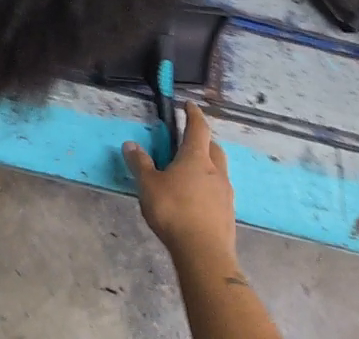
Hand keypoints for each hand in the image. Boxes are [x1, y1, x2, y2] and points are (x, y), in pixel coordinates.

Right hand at [122, 102, 235, 260]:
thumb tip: (131, 145)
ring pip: (219, 170)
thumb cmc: (174, 210)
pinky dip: (208, 186)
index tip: (189, 105)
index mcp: (196, 158)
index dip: (194, 114)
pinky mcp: (227, 214)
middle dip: (204, 140)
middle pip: (214, 148)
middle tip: (188, 140)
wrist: (204, 253)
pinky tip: (195, 197)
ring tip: (189, 172)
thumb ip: (140, 163)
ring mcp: (225, 194)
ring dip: (207, 164)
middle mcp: (216, 172)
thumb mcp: (148, 184)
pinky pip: (219, 191)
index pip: (199, 128)